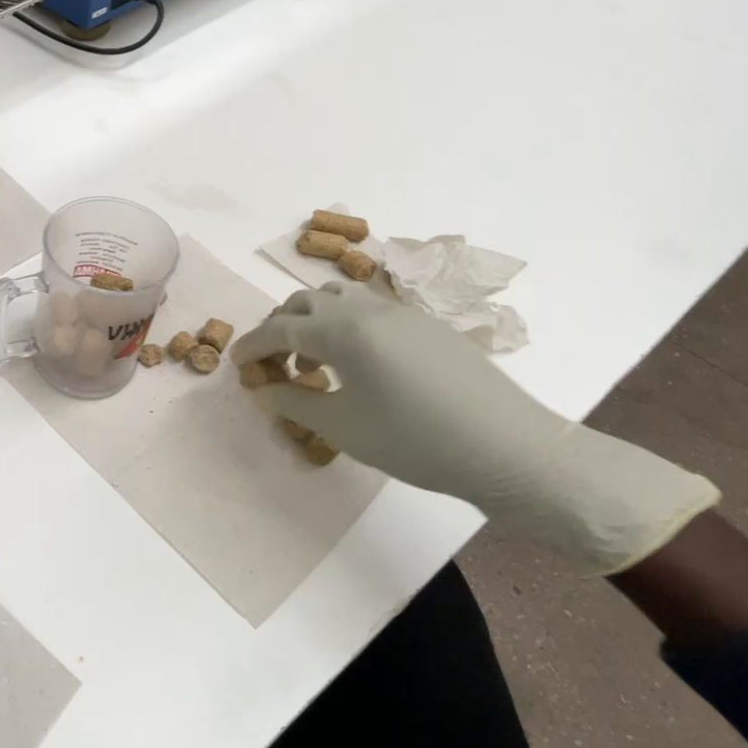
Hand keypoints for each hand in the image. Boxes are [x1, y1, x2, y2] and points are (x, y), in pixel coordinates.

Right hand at [231, 282, 718, 573]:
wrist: (510, 449)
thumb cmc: (415, 440)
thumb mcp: (342, 428)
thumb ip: (295, 403)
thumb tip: (266, 389)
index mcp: (342, 330)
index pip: (279, 328)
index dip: (252, 345)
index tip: (237, 364)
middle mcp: (368, 310)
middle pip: (306, 302)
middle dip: (280, 328)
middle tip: (275, 363)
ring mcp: (402, 314)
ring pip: (341, 298)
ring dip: (316, 321)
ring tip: (317, 362)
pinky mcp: (429, 327)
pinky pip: (371, 311)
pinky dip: (347, 327)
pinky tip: (360, 366)